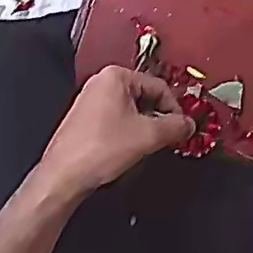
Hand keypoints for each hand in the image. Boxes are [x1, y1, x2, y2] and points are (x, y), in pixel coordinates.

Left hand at [35, 66, 192, 197]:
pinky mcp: (85, 118)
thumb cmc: (100, 149)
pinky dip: (128, 131)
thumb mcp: (148, 136)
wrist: (63, 176)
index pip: (159, 87)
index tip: (181, 128)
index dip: (174, 109)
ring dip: (144, 126)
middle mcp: (101, 82)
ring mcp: (91, 100)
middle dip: (158, 118)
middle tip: (166, 138)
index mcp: (116, 76)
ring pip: (132, 109)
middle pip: (145, 96)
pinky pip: (117, 118)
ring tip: (146, 146)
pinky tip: (128, 149)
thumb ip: (175, 126)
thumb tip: (189, 124)